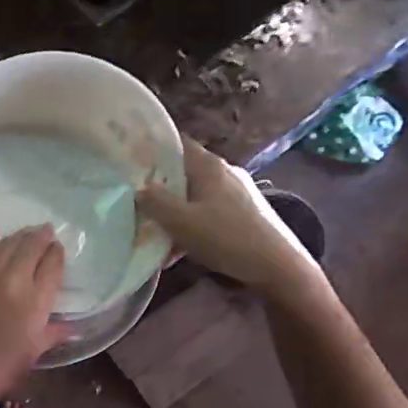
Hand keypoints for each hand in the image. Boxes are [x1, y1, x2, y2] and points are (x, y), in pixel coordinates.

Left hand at [0, 226, 67, 407]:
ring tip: (23, 234)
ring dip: (16, 237)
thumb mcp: (34, 353)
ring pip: (4, 244)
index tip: (57, 248)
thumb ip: (54, 333)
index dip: (57, 253)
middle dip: (40, 237)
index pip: (52, 265)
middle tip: (44, 230)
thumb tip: (74, 329)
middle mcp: (12, 279)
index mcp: (36, 300)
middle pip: (30, 247)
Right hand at [137, 136, 324, 301]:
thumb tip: (139, 188)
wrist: (278, 266)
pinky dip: (192, 228)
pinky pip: (209, 214)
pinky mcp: (246, 214)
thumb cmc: (226, 237)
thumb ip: (156, 202)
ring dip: (174, 214)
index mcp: (208, 165)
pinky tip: (179, 253)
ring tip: (155, 235)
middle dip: (159, 187)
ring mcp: (238, 193)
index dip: (152, 146)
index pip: (176, 142)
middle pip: (184, 172)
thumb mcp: (182, 222)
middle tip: (135, 201)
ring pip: (196, 196)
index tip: (129, 158)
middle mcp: (224, 172)